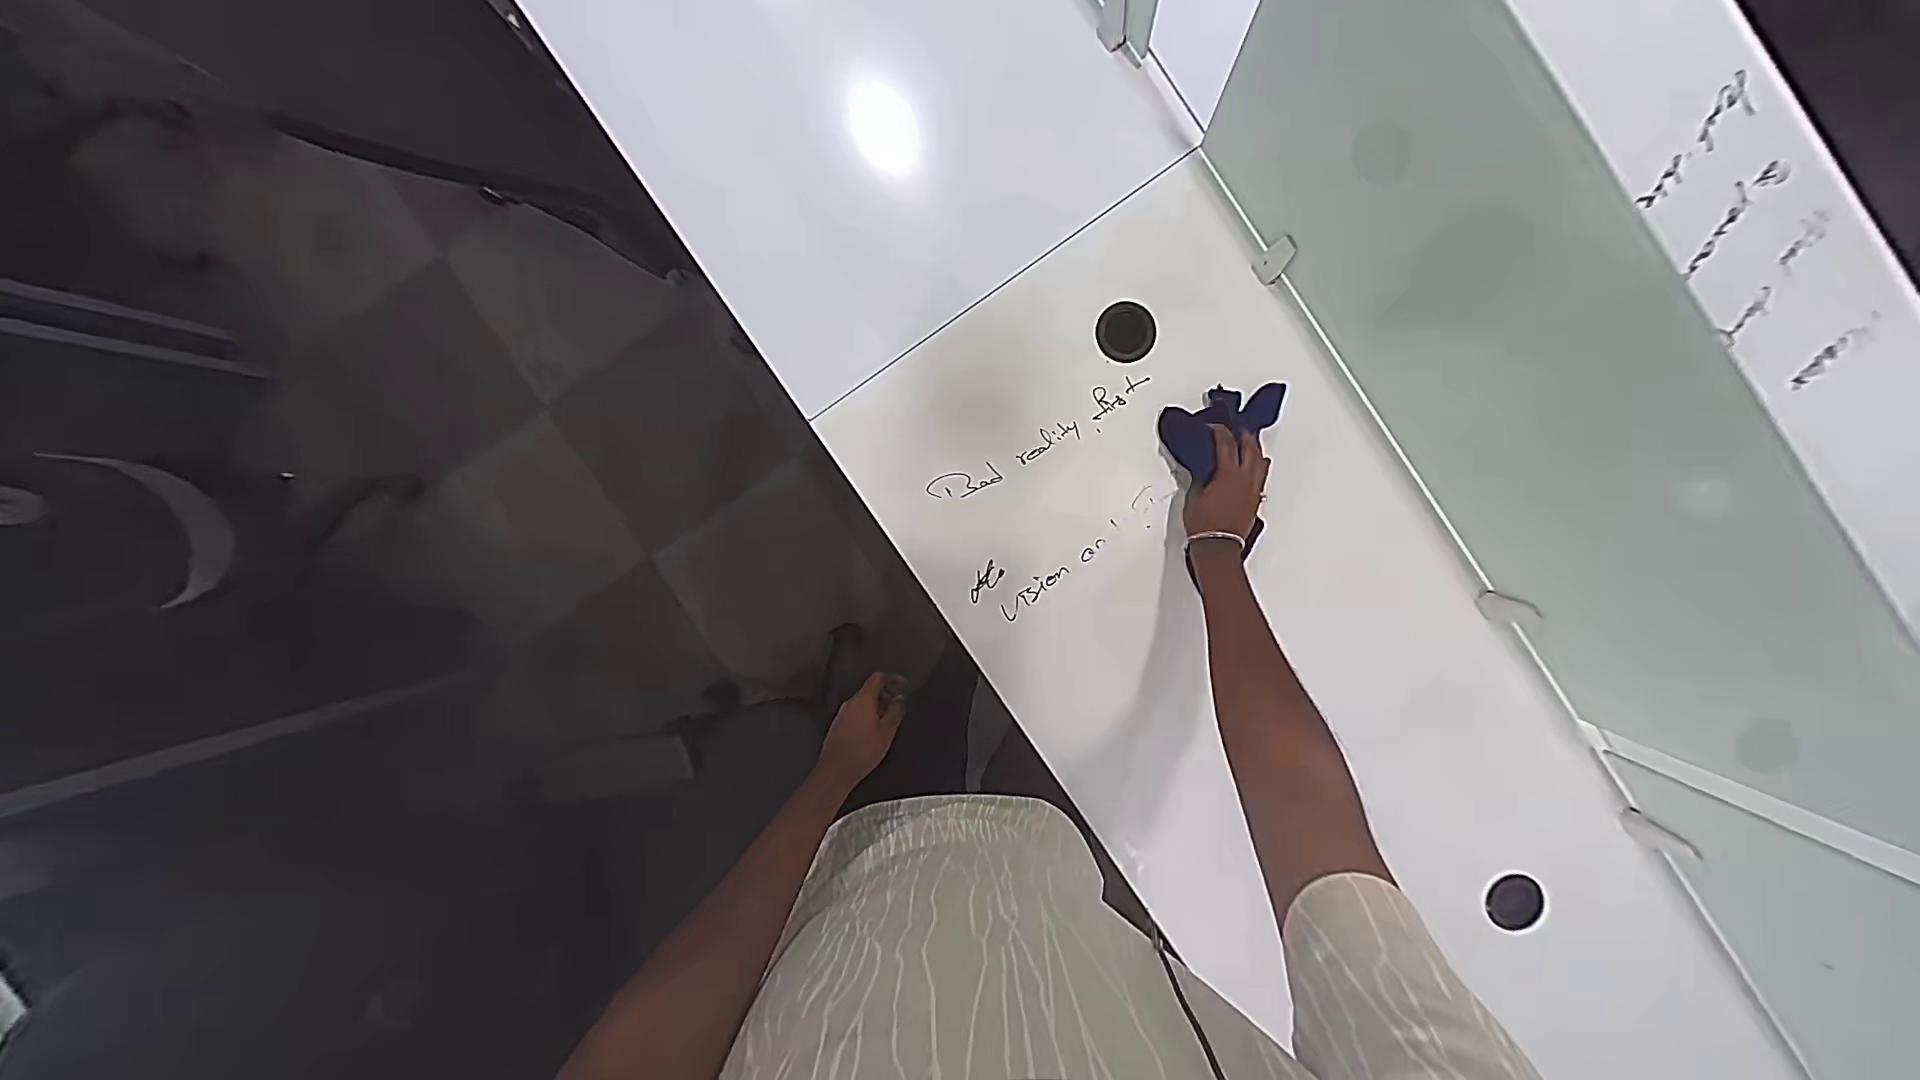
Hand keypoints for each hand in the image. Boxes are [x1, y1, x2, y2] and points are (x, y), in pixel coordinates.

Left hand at [818, 672, 907, 785]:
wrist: (835, 770)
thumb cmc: (864, 750)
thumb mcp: (886, 732)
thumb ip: (895, 711)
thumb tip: (900, 697)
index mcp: (863, 699)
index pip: (877, 677)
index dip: (892, 678)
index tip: (904, 685)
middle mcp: (850, 702)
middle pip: (869, 688)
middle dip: (886, 691)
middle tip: (899, 702)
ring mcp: (842, 713)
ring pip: (862, 700)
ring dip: (877, 703)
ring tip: (889, 715)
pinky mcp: (838, 724)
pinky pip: (856, 711)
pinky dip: (867, 712)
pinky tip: (874, 726)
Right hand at [1182, 425, 1269, 541]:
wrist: (1217, 546)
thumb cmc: (1204, 525)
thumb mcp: (1193, 497)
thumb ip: (1200, 480)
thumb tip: (1202, 472)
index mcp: (1228, 475)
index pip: (1226, 445)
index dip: (1222, 433)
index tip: (1218, 427)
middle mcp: (1244, 480)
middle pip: (1249, 449)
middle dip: (1244, 436)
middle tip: (1239, 428)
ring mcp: (1253, 490)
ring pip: (1260, 462)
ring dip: (1255, 450)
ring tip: (1250, 444)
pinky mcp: (1255, 501)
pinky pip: (1261, 477)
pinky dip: (1257, 467)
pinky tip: (1255, 467)